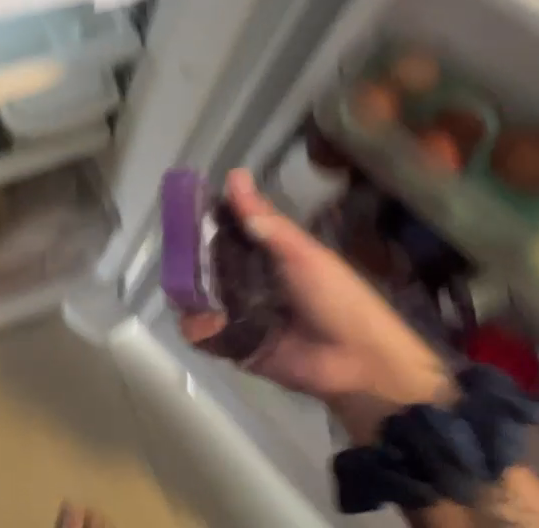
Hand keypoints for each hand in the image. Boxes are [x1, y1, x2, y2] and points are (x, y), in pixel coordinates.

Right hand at [180, 172, 448, 442]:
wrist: (360, 365)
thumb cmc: (338, 299)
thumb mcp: (303, 253)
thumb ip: (265, 220)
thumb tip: (234, 173)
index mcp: (265, 254)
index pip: (224, 231)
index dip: (203, 221)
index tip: (181, 211)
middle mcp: (247, 280)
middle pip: (205, 264)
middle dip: (188, 259)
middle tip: (178, 256)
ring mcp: (239, 313)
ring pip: (199, 297)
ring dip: (189, 293)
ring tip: (187, 291)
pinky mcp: (235, 345)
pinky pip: (204, 334)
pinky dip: (197, 327)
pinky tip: (203, 321)